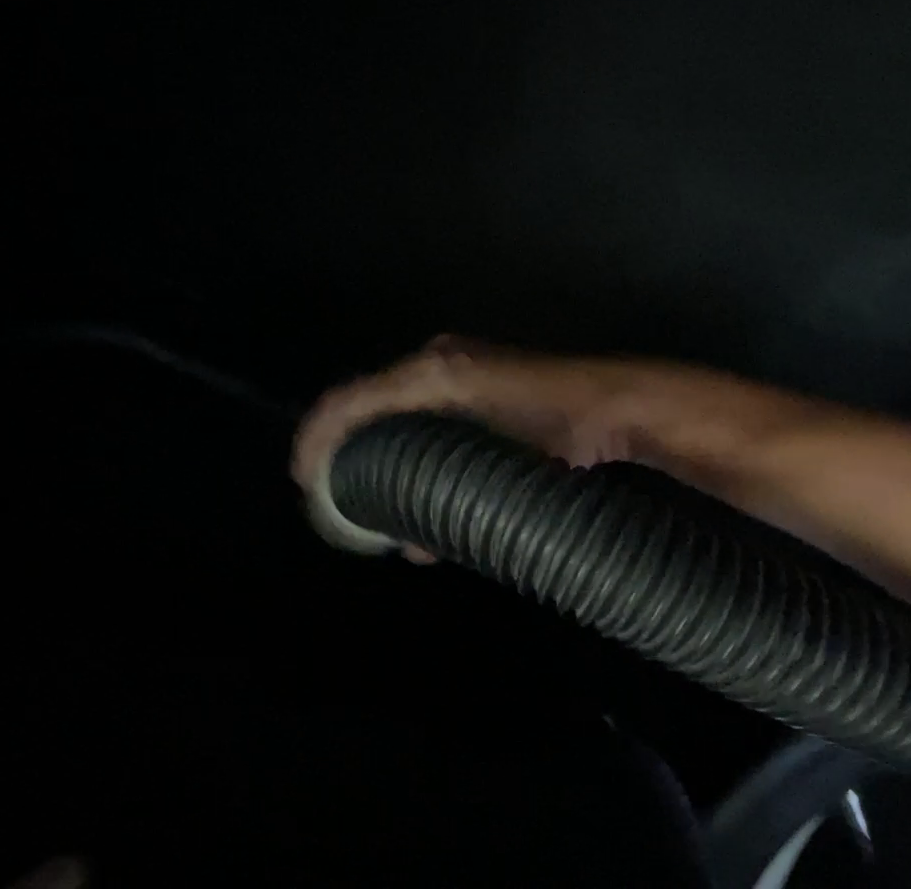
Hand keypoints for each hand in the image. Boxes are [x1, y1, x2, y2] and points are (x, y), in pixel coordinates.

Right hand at [290, 337, 651, 557]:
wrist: (608, 404)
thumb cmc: (550, 426)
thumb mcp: (489, 465)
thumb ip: (438, 499)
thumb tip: (406, 543)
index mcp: (427, 374)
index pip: (350, 400)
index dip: (318, 437)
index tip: (303, 479)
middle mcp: (434, 367)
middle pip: (366, 408)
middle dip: (345, 452)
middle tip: (336, 497)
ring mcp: (456, 375)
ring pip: (396, 415)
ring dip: (380, 454)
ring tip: (378, 501)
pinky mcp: (475, 387)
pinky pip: (427, 415)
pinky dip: (414, 448)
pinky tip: (423, 487)